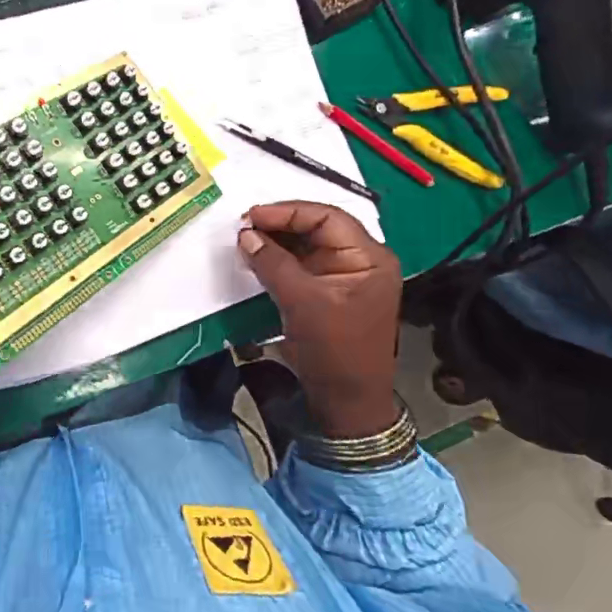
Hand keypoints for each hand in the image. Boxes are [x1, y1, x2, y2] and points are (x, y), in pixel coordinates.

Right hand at [236, 201, 401, 436]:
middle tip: (243, 226)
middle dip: (280, 224)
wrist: (345, 398)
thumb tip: (246, 235)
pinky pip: (300, 264)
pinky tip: (255, 257)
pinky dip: (277, 258)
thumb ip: (273, 264)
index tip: (251, 216)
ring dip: (276, 240)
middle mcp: (359, 260)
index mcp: (368, 258)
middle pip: (317, 227)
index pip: (327, 218)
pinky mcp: (325, 291)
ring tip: (245, 239)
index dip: (288, 212)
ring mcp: (342, 276)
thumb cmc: (334, 350)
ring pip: (306, 244)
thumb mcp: (302, 302)